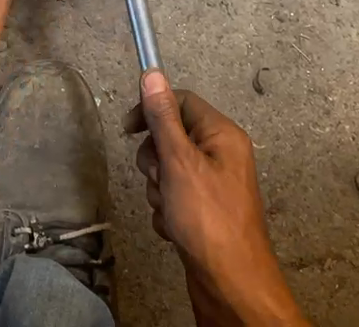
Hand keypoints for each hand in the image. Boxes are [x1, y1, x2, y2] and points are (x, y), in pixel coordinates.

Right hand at [125, 71, 307, 326]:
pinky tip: (174, 227)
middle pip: (170, 136)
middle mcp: (221, 154)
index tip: (128, 128)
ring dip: (159, 188)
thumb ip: (162, 117)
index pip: (181, 101)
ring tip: (171, 208)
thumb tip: (152, 73)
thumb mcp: (179, 160)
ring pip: (168, 168)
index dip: (152, 109)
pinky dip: (167, 209)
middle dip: (155, 159)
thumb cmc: (208, 218)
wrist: (230, 284)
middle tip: (162, 178)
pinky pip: (174, 195)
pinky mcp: (204, 210)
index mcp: (222, 134)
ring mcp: (213, 184)